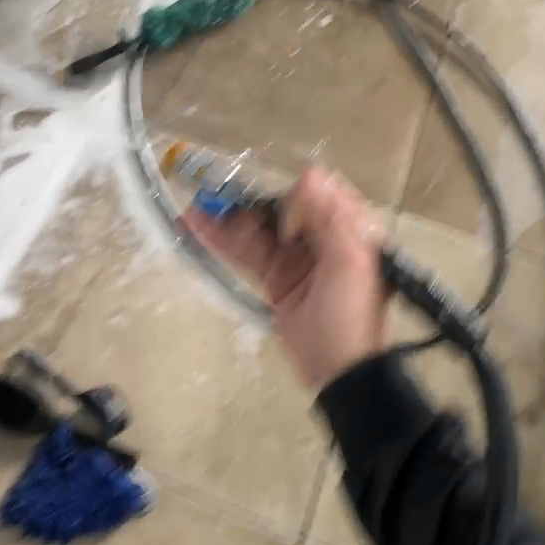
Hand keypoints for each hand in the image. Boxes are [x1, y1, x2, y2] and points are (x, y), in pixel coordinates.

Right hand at [181, 167, 389, 390]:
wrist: (340, 371)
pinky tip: (198, 231)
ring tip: (193, 211)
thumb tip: (308, 173)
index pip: (318, 195)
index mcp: (347, 231)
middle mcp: (321, 240)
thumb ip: (330, 217)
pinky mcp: (274, 281)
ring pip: (258, 232)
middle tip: (211, 195)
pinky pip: (248, 255)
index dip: (288, 187)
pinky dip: (224, 243)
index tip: (259, 185)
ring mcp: (295, 261)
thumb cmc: (351, 315)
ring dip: (227, 221)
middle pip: (281, 211)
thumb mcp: (349, 263)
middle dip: (247, 201)